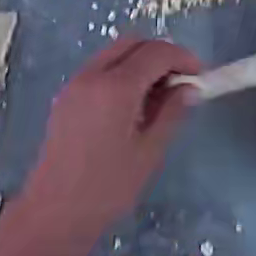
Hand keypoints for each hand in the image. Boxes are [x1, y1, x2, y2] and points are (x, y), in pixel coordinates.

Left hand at [14, 37, 199, 249]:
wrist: (54, 212)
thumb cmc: (107, 188)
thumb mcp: (148, 152)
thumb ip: (171, 113)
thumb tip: (189, 88)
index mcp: (115, 86)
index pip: (155, 52)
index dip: (183, 57)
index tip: (201, 75)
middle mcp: (92, 74)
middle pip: (132, 43)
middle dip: (160, 54)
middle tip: (181, 81)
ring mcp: (75, 82)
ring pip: (114, 53)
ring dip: (139, 62)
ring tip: (159, 96)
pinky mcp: (66, 95)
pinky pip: (99, 69)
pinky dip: (120, 73)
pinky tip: (132, 105)